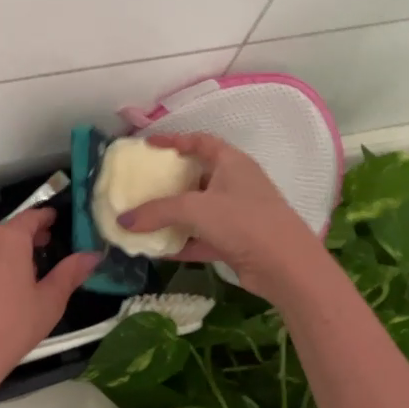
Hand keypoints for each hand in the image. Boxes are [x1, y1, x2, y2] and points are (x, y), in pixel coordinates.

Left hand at [0, 208, 99, 396]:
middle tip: (51, 243)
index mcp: (9, 239)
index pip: (31, 216)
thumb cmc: (15, 324)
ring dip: (14, 245)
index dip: (47, 216)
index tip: (60, 220)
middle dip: (31, 232)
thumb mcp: (51, 299)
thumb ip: (71, 272)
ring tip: (33, 263)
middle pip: (12, 227)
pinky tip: (10, 279)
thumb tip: (93, 255)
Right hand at [116, 133, 327, 301]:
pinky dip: (181, 241)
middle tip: (141, 184)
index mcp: (232, 163)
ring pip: (197, 210)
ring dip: (171, 216)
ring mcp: (237, 214)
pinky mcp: (236, 242)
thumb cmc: (243, 221)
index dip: (174, 140)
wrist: (286, 267)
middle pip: (196, 177)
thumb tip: (122, 220)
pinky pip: (201, 237)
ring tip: (142, 218)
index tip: (147, 146)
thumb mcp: (194, 209)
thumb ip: (155, 212)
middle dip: (168, 182)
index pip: (201, 142)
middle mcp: (236, 185)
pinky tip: (157, 249)